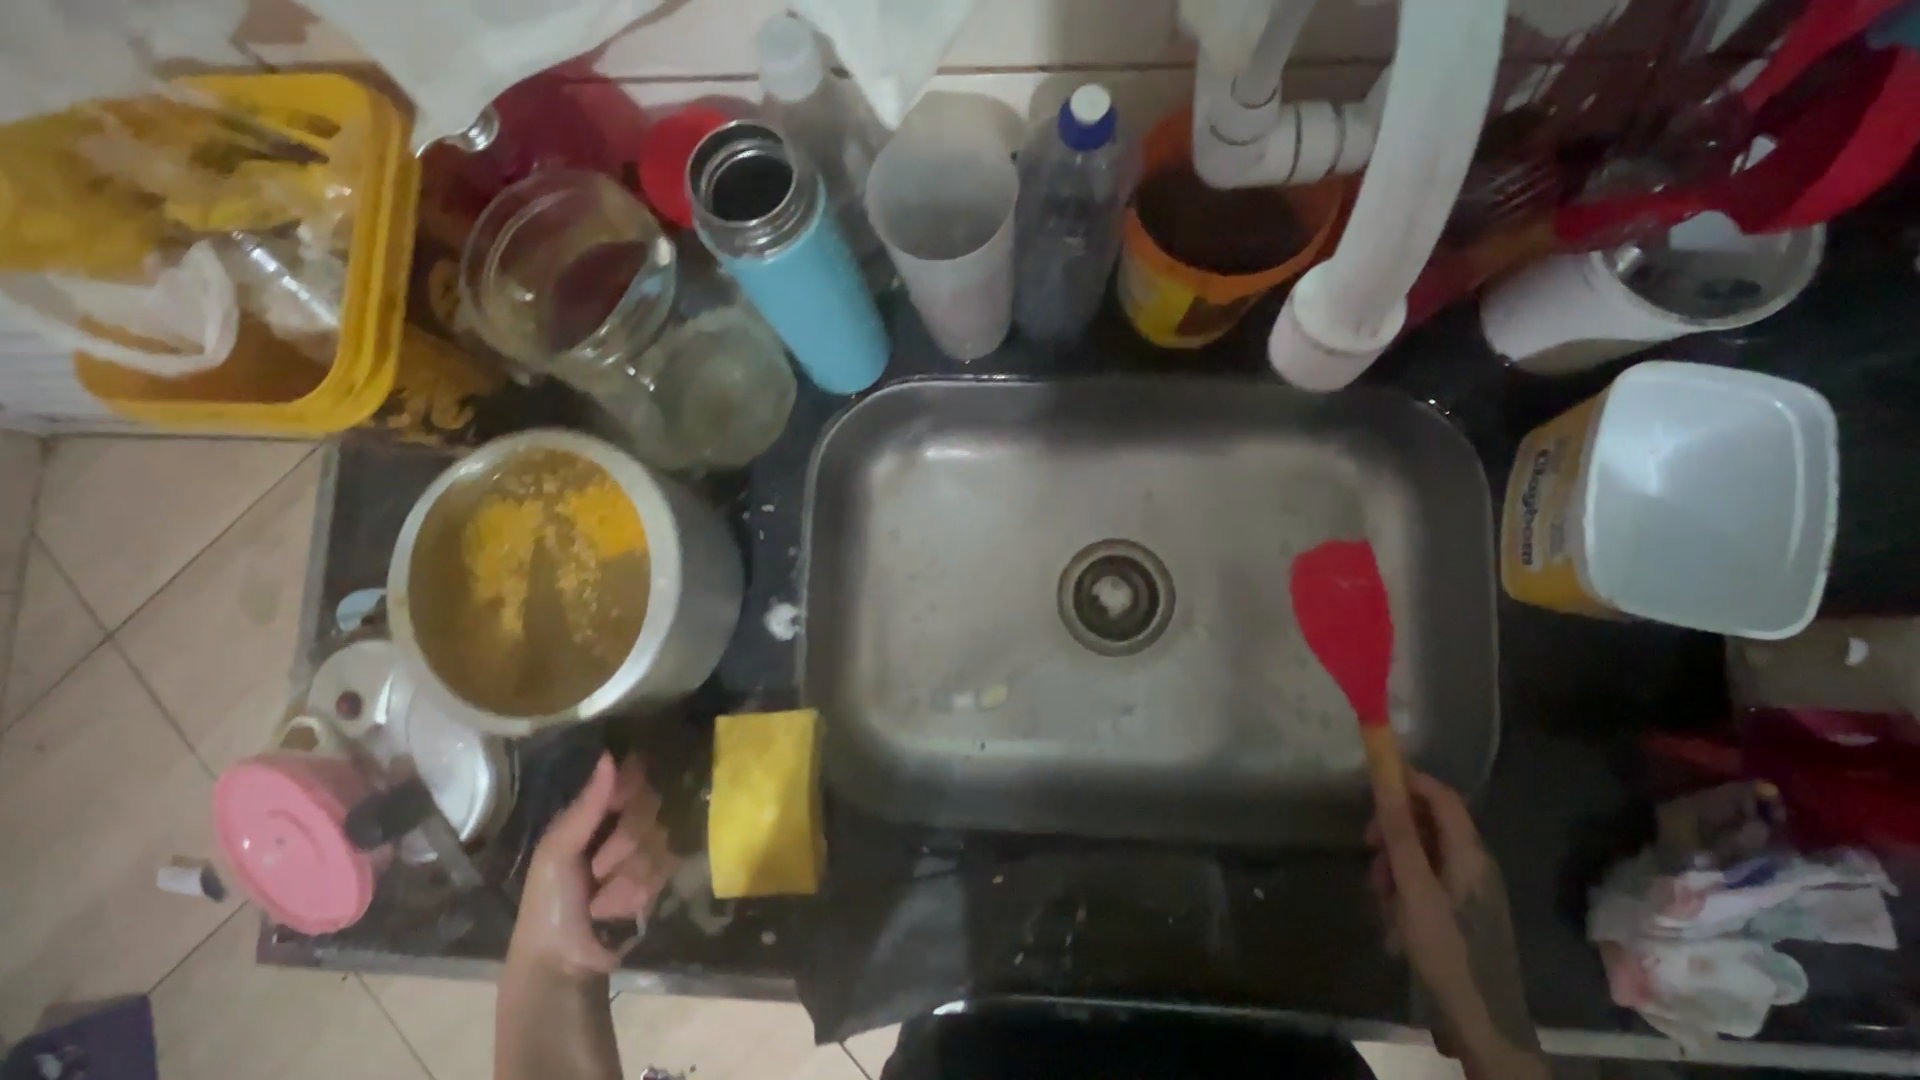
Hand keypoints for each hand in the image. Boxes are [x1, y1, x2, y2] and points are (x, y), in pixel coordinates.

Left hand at [507, 753, 677, 979]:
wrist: (562, 964)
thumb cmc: (549, 903)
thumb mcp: (557, 850)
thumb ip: (587, 805)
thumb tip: (610, 756)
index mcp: (596, 815)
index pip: (632, 780)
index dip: (630, 791)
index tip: (619, 807)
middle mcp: (624, 828)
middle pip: (652, 810)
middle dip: (626, 843)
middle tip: (598, 869)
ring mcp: (644, 855)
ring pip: (660, 842)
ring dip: (629, 876)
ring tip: (602, 900)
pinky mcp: (660, 882)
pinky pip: (665, 871)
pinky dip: (637, 893)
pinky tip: (618, 910)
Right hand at [1366, 771, 1546, 1079]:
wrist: (1482, 1021)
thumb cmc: (1446, 948)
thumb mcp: (1413, 888)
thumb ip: (1399, 833)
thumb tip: (1388, 780)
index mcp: (1469, 853)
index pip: (1441, 795)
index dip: (1408, 780)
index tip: (1370, 781)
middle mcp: (1474, 864)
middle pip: (1429, 824)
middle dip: (1394, 829)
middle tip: (1366, 847)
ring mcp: (1470, 891)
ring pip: (1423, 855)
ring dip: (1394, 864)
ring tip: (1379, 895)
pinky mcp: (1462, 914)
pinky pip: (1426, 883)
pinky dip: (1405, 889)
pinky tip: (1392, 918)